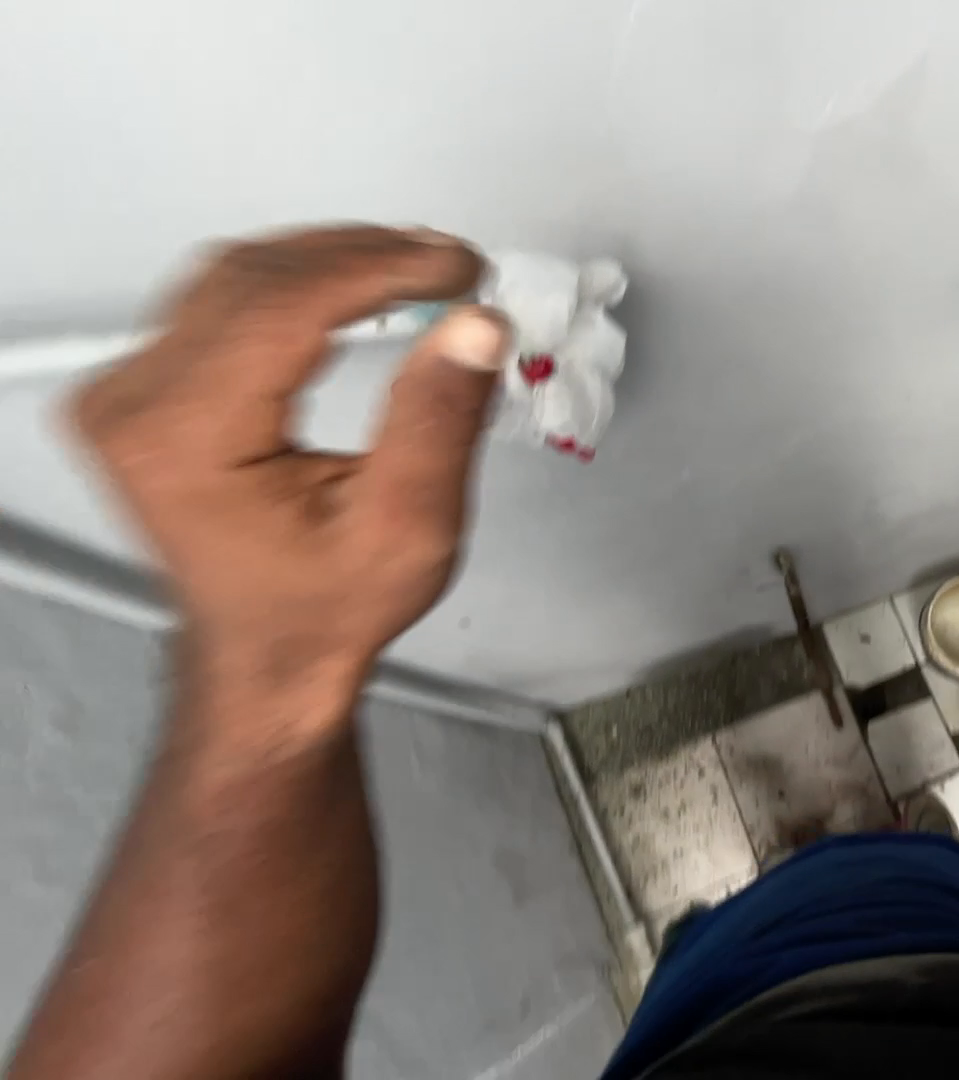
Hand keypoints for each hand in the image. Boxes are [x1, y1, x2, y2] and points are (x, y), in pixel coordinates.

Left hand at [70, 226, 507, 725]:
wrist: (276, 648)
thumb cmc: (333, 603)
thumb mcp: (411, 523)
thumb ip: (441, 419)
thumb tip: (476, 329)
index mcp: (185, 434)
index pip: (282, 305)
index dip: (382, 270)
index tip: (460, 269)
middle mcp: (137, 401)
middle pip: (252, 275)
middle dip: (366, 254)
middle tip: (454, 264)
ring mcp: (137, 391)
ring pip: (237, 277)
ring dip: (340, 260)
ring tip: (424, 270)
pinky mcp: (160, 390)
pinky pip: (229, 301)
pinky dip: (310, 283)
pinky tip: (364, 288)